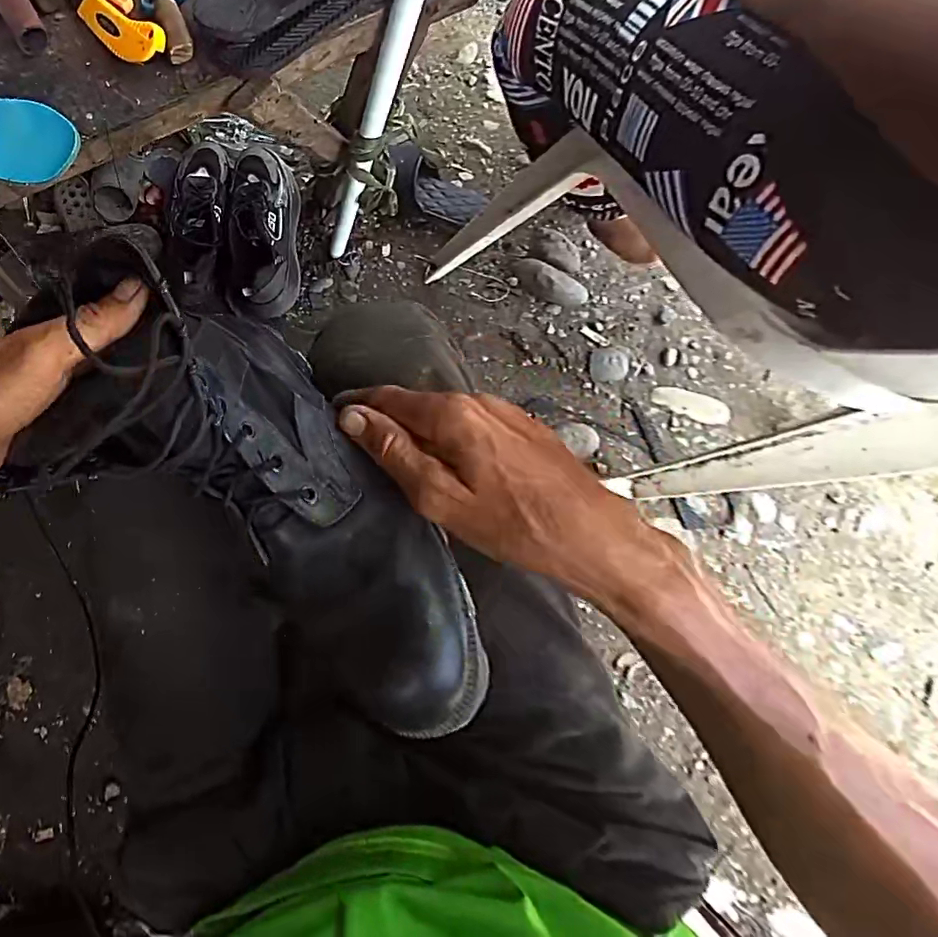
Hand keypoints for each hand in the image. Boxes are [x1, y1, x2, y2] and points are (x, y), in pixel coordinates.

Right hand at [336, 387, 687, 618]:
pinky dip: (448, 439)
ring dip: (418, 433)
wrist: (600, 540)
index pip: (385, 397)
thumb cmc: (519, 526)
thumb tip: (353, 417)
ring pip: (442, 415)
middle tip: (368, 455)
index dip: (357, 408)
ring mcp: (504, 412)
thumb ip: (393, 452)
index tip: (337, 422)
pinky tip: (452, 470)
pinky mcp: (522, 428)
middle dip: (386, 423)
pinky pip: (469, 424)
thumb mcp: (439, 497)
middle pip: (414, 404)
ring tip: (409, 468)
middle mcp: (478, 402)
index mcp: (452, 414)